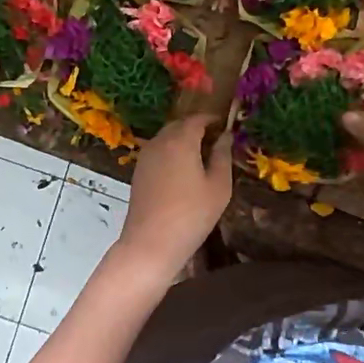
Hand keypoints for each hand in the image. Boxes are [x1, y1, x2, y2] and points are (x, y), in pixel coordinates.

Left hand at [113, 116, 232, 275]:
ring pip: (166, 138)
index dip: (212, 120)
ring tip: (201, 158)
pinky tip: (183, 172)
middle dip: (197, 128)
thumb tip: (225, 136)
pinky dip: (171, 153)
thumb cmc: (192, 214)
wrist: (151, 243)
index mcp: (180, 140)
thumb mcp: (218, 186)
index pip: (197, 119)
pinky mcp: (138, 172)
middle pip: (179, 125)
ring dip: (183, 141)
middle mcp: (159, 142)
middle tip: (215, 141)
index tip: (225, 126)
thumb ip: (223, 156)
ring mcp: (145, 157)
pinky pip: (158, 152)